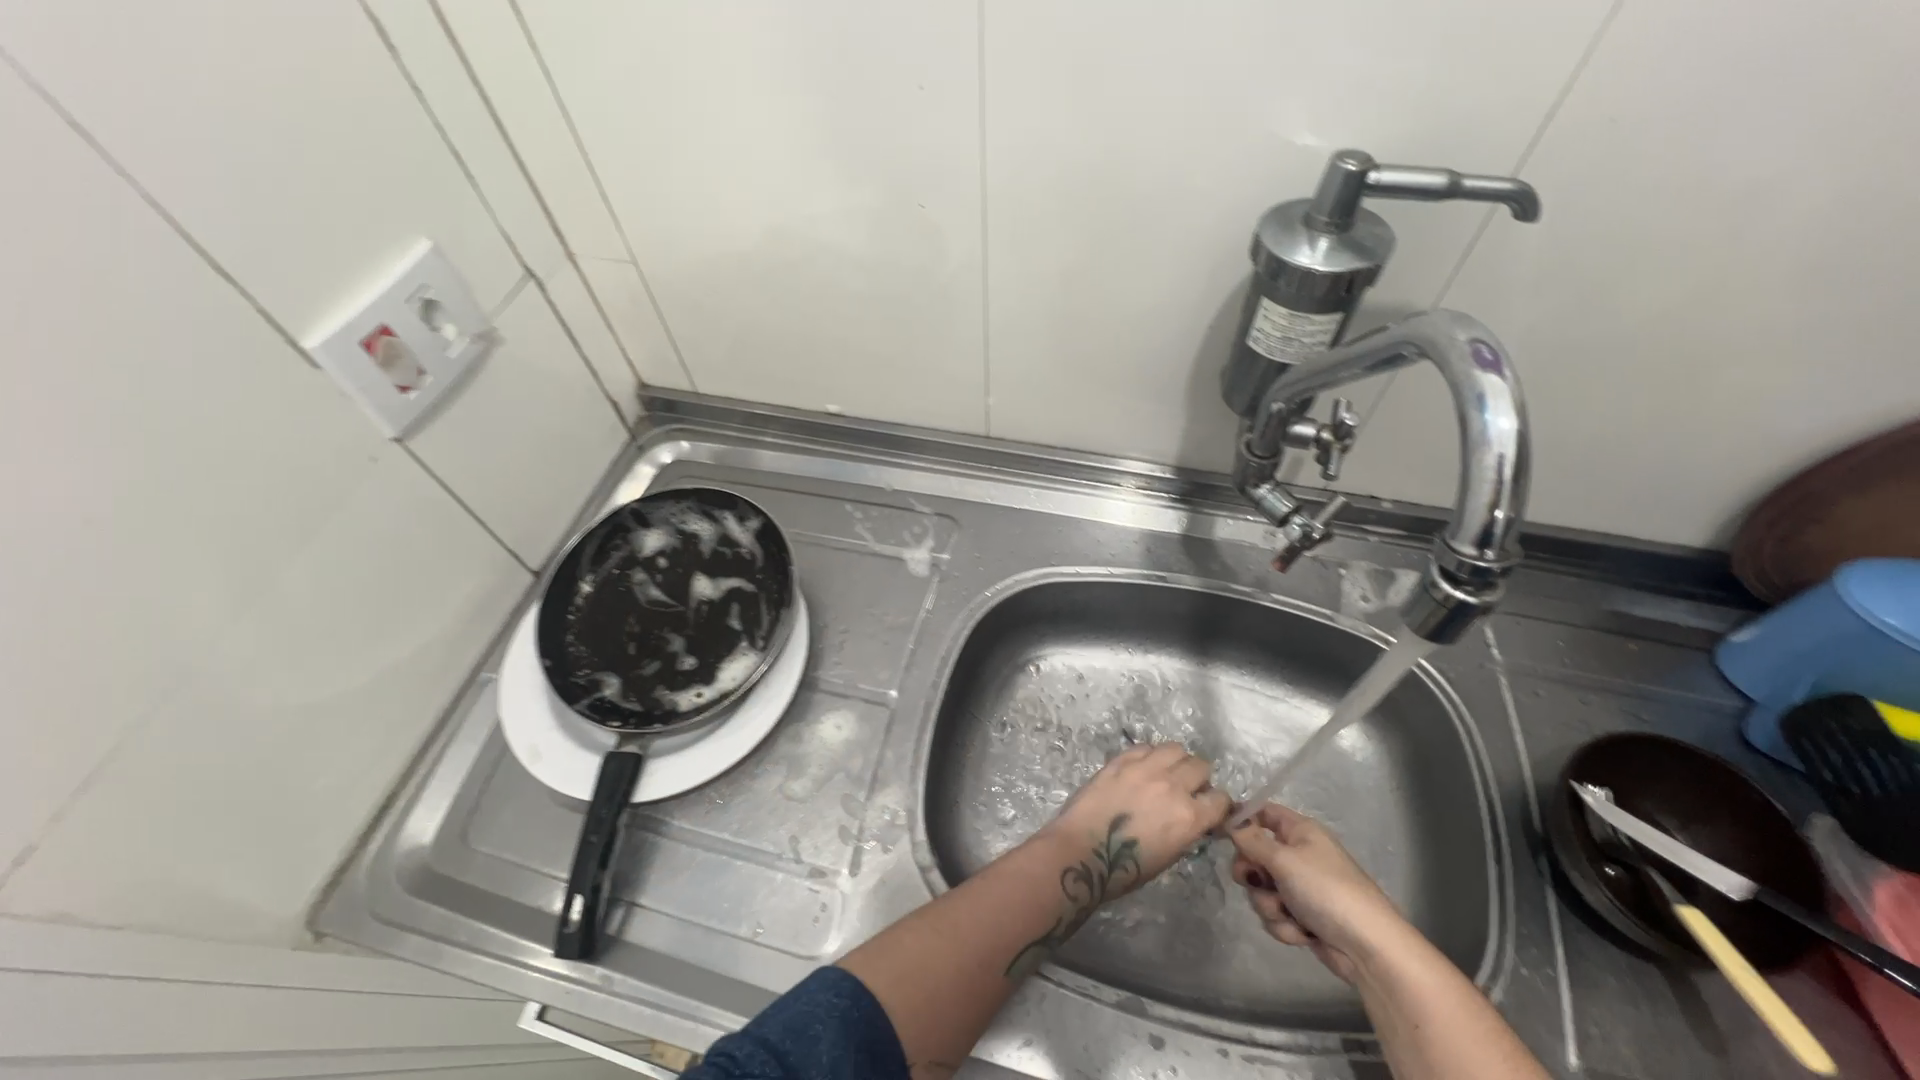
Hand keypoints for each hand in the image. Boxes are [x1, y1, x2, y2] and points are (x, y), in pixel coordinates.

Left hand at [1036, 743, 1231, 899]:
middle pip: (1201, 766)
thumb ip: (1186, 830)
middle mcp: (1173, 786)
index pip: (1221, 799)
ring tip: (1165, 772)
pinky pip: (1145, 748)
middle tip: (1186, 788)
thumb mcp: (1170, 856)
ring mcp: (1146, 769)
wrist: (1081, 852)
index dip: (1217, 804)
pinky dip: (1149, 756)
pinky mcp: (1121, 761)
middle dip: (1199, 778)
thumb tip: (1191, 817)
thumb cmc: (1125, 869)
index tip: (1209, 807)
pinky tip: (1141, 768)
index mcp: (1190, 817)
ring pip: (1176, 749)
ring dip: (1176, 761)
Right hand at [1228, 802, 1407, 983]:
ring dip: (1270, 905)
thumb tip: (1231, 823)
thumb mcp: (1284, 859)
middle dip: (1253, 875)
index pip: (1264, 813)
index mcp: (1300, 832)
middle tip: (1256, 882)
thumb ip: (1251, 841)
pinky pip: (1275, 915)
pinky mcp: (1302, 916)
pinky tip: (1303, 933)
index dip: (1243, 820)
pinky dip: (1284, 925)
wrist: (1365, 945)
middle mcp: (1298, 856)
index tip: (1222, 834)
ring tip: (1290, 914)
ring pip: (1262, 890)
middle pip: (1255, 856)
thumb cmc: (1325, 890)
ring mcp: (1300, 888)